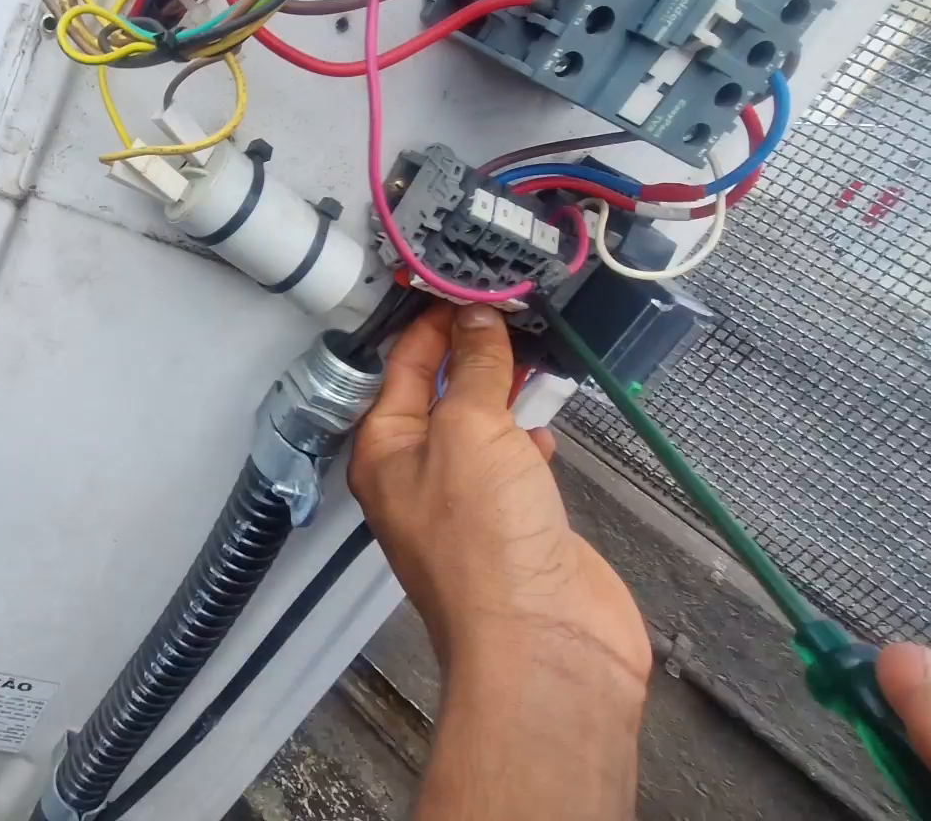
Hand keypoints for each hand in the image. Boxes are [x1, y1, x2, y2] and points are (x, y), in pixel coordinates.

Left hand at [349, 300, 648, 687]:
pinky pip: (511, 459)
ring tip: (528, 352)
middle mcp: (415, 471)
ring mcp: (464, 497)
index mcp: (383, 449)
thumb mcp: (469, 431)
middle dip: (467, 352)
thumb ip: (472, 370)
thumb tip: (475, 317)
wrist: (546, 642)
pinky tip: (544, 424)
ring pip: (478, 424)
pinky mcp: (510, 518)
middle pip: (438, 393)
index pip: (400, 367)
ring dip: (500, 390)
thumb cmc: (485, 538)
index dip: (428, 324)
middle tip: (503, 311)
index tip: (458, 288)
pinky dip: (525, 436)